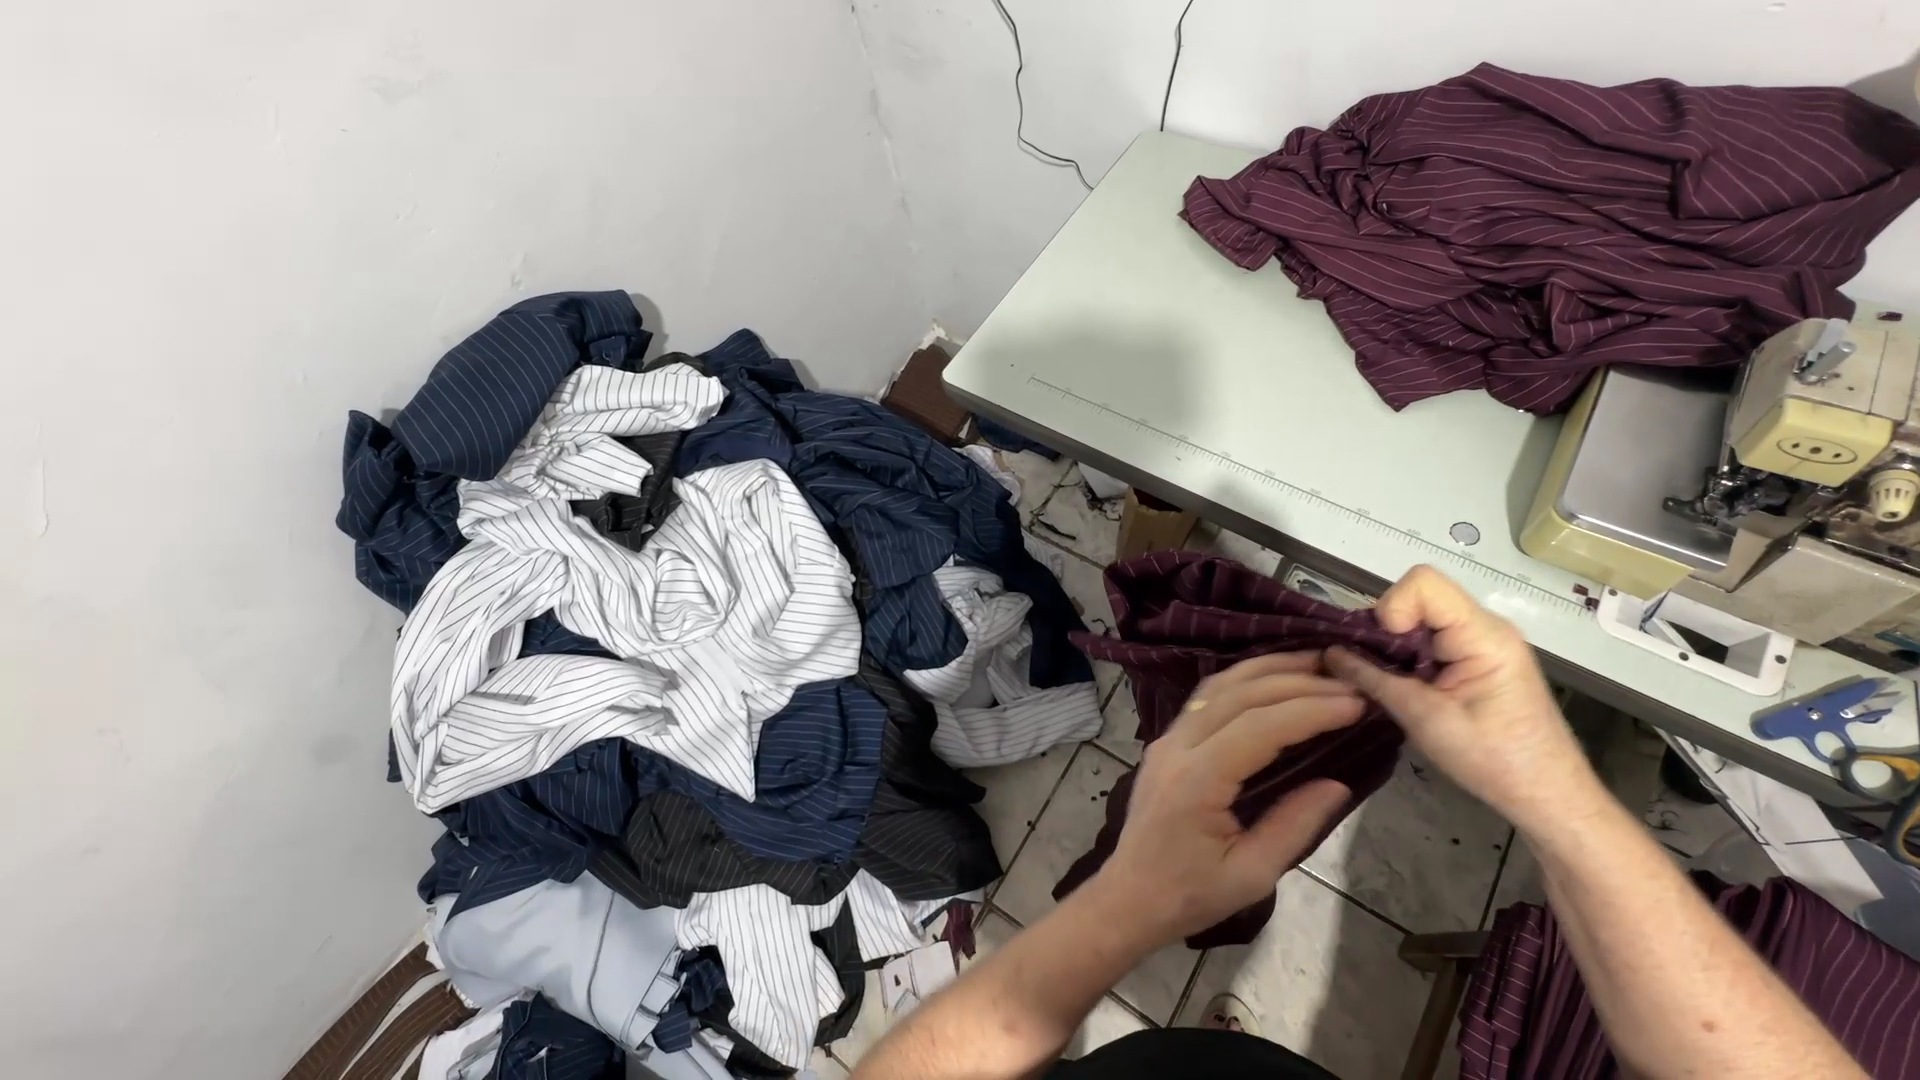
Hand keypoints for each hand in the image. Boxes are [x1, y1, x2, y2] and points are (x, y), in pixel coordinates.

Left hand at [1089, 652, 1361, 944]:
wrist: (1130, 896)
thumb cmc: (1190, 894)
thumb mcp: (1251, 875)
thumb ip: (1293, 825)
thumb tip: (1338, 782)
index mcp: (1196, 781)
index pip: (1258, 727)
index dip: (1309, 710)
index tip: (1355, 702)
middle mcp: (1176, 747)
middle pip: (1237, 696)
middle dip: (1295, 681)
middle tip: (1346, 678)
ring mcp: (1167, 739)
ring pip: (1217, 686)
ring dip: (1267, 669)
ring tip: (1315, 661)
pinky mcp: (1167, 741)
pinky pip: (1205, 697)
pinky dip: (1243, 680)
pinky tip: (1272, 678)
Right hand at [1324, 565, 1595, 831]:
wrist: (1548, 797)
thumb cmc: (1493, 759)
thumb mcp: (1423, 718)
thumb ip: (1373, 679)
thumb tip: (1328, 653)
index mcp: (1482, 634)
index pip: (1422, 582)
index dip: (1392, 607)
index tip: (1386, 650)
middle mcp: (1484, 627)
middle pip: (1417, 597)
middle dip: (1385, 628)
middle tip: (1373, 671)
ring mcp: (1482, 641)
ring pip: (1420, 617)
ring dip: (1393, 645)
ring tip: (1386, 682)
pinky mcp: (1477, 658)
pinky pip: (1430, 638)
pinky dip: (1407, 656)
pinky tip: (1404, 687)